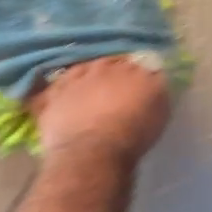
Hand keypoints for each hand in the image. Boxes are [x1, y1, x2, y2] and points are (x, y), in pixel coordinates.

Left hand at [26, 55, 171, 167]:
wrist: (93, 152)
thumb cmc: (133, 132)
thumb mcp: (161, 107)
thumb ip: (158, 84)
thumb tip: (155, 72)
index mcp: (131, 68)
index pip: (138, 60)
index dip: (141, 69)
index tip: (143, 78)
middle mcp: (101, 68)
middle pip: (109, 62)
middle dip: (113, 70)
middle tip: (117, 85)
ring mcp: (73, 81)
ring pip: (81, 70)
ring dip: (86, 76)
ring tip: (90, 90)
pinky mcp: (50, 98)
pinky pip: (53, 88)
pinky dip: (58, 90)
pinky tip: (62, 96)